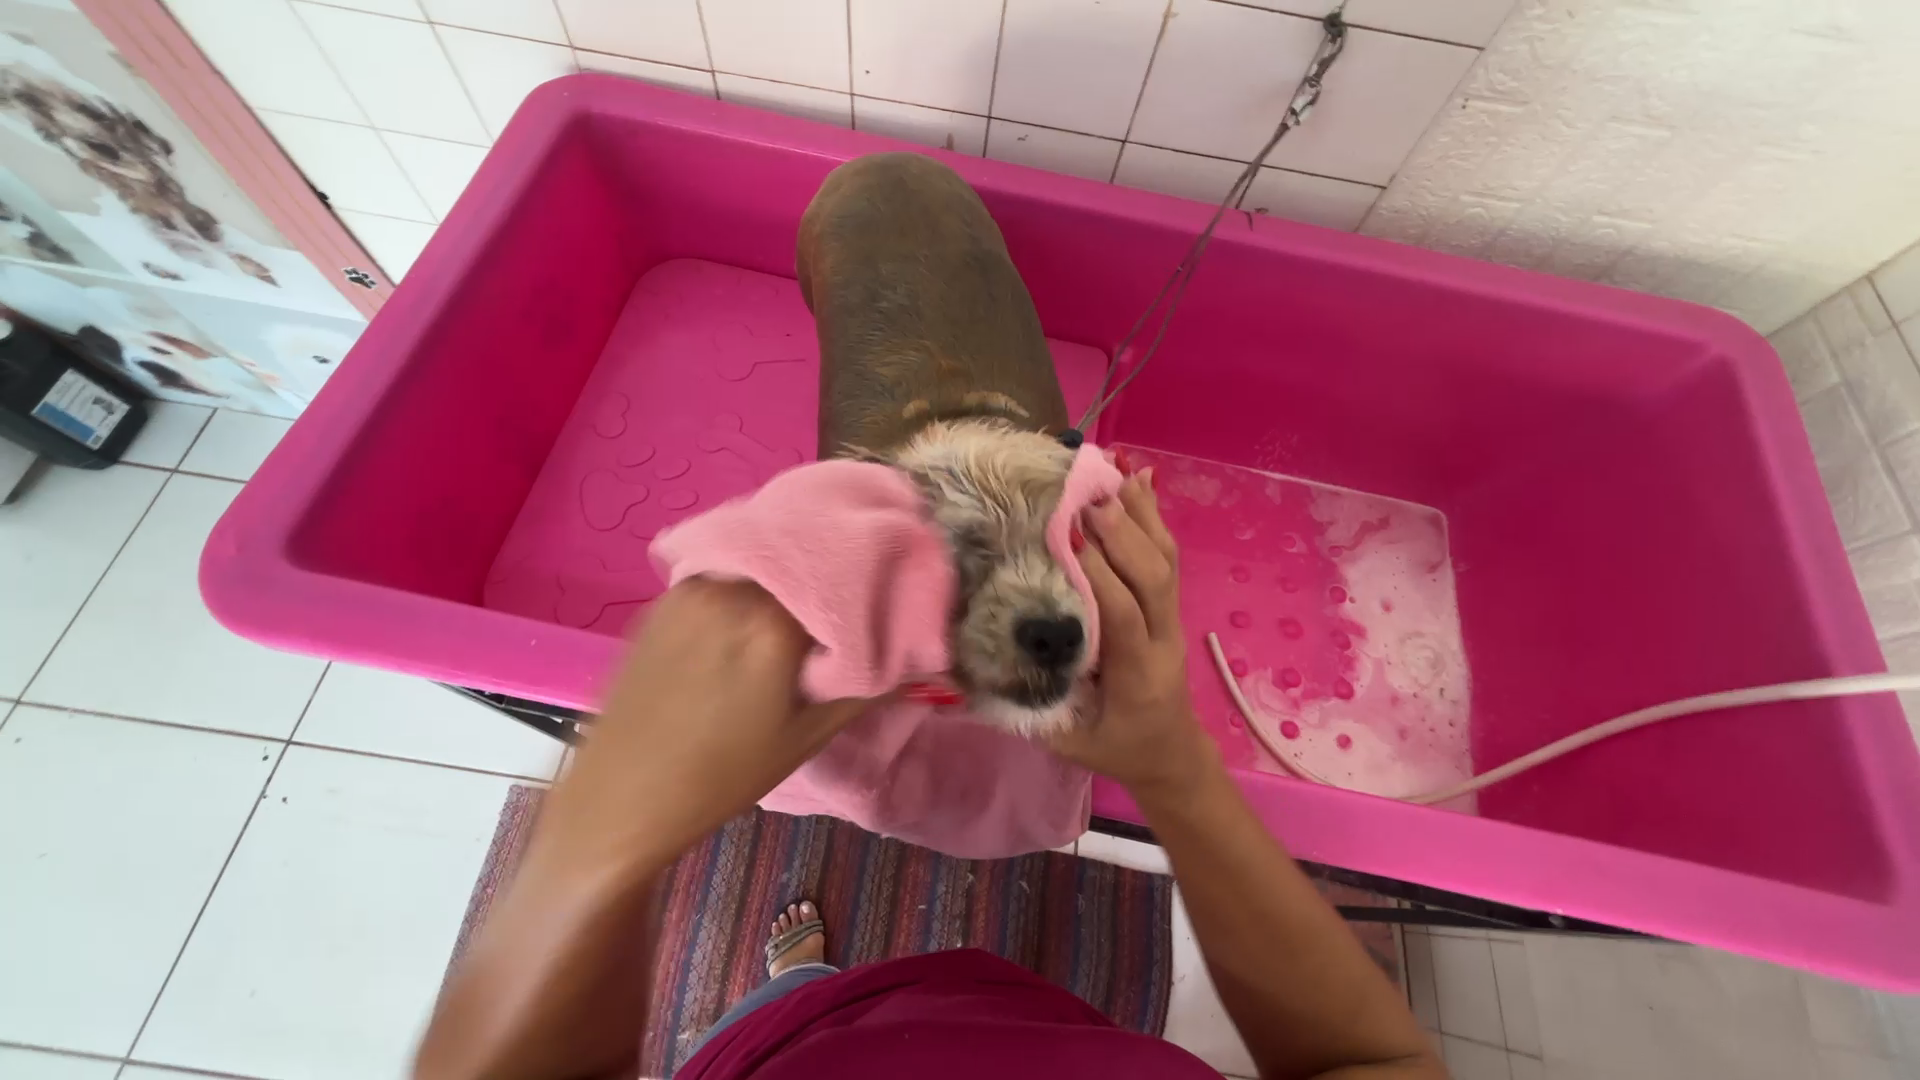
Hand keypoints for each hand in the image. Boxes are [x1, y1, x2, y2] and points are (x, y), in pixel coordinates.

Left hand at [545, 579, 881, 867]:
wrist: (621, 797)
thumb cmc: (723, 775)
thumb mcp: (806, 737)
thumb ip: (867, 689)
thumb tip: (922, 663)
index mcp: (772, 624)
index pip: (841, 578)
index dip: (867, 590)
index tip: (886, 601)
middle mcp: (733, 590)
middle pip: (802, 565)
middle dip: (831, 580)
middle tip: (849, 606)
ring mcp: (693, 590)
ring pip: (764, 568)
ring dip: (790, 582)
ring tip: (805, 612)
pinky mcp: (666, 598)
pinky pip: (728, 576)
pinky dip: (752, 587)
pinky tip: (757, 617)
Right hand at [1050, 471, 1216, 799]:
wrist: (1170, 754)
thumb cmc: (1113, 748)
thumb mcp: (1067, 743)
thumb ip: (1027, 711)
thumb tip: (966, 680)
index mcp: (1137, 678)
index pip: (1125, 619)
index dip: (1102, 576)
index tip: (1069, 538)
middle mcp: (1163, 641)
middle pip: (1155, 579)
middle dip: (1122, 535)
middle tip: (1085, 498)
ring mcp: (1173, 621)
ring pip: (1167, 561)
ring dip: (1140, 516)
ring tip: (1108, 475)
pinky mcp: (1171, 608)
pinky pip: (1168, 557)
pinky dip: (1153, 516)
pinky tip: (1137, 481)